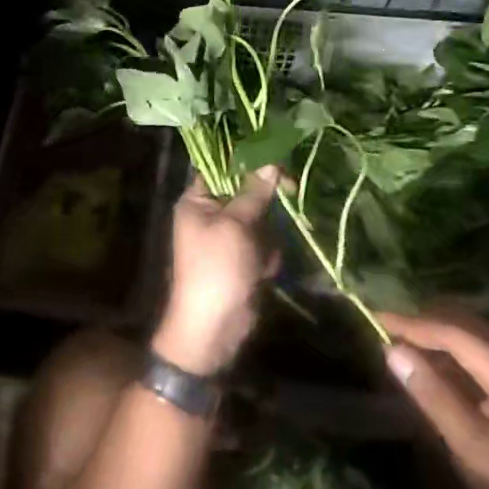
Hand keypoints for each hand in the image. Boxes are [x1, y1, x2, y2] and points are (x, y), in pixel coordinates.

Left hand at [151, 167, 280, 375]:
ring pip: (261, 219)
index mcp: (197, 200)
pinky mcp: (243, 259)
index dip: (247, 162)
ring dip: (267, 236)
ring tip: (260, 257)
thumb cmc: (217, 268)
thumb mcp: (236, 225)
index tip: (276, 160)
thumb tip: (271, 164)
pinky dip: (267, 256)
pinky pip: (264, 244)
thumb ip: (254, 193)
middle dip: (265, 204)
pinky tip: (262, 272)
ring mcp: (227, 238)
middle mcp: (210, 214)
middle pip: (246, 192)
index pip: (220, 168)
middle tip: (291, 193)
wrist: (214, 328)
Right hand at [380, 312, 488, 488]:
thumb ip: (433, 396)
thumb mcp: (473, 451)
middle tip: (384, 328)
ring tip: (404, 341)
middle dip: (424, 321)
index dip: (411, 323)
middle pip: (467, 323)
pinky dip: (460, 347)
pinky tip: (439, 361)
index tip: (373, 316)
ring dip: (441, 332)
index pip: (453, 332)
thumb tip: (391, 350)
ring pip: (479, 331)